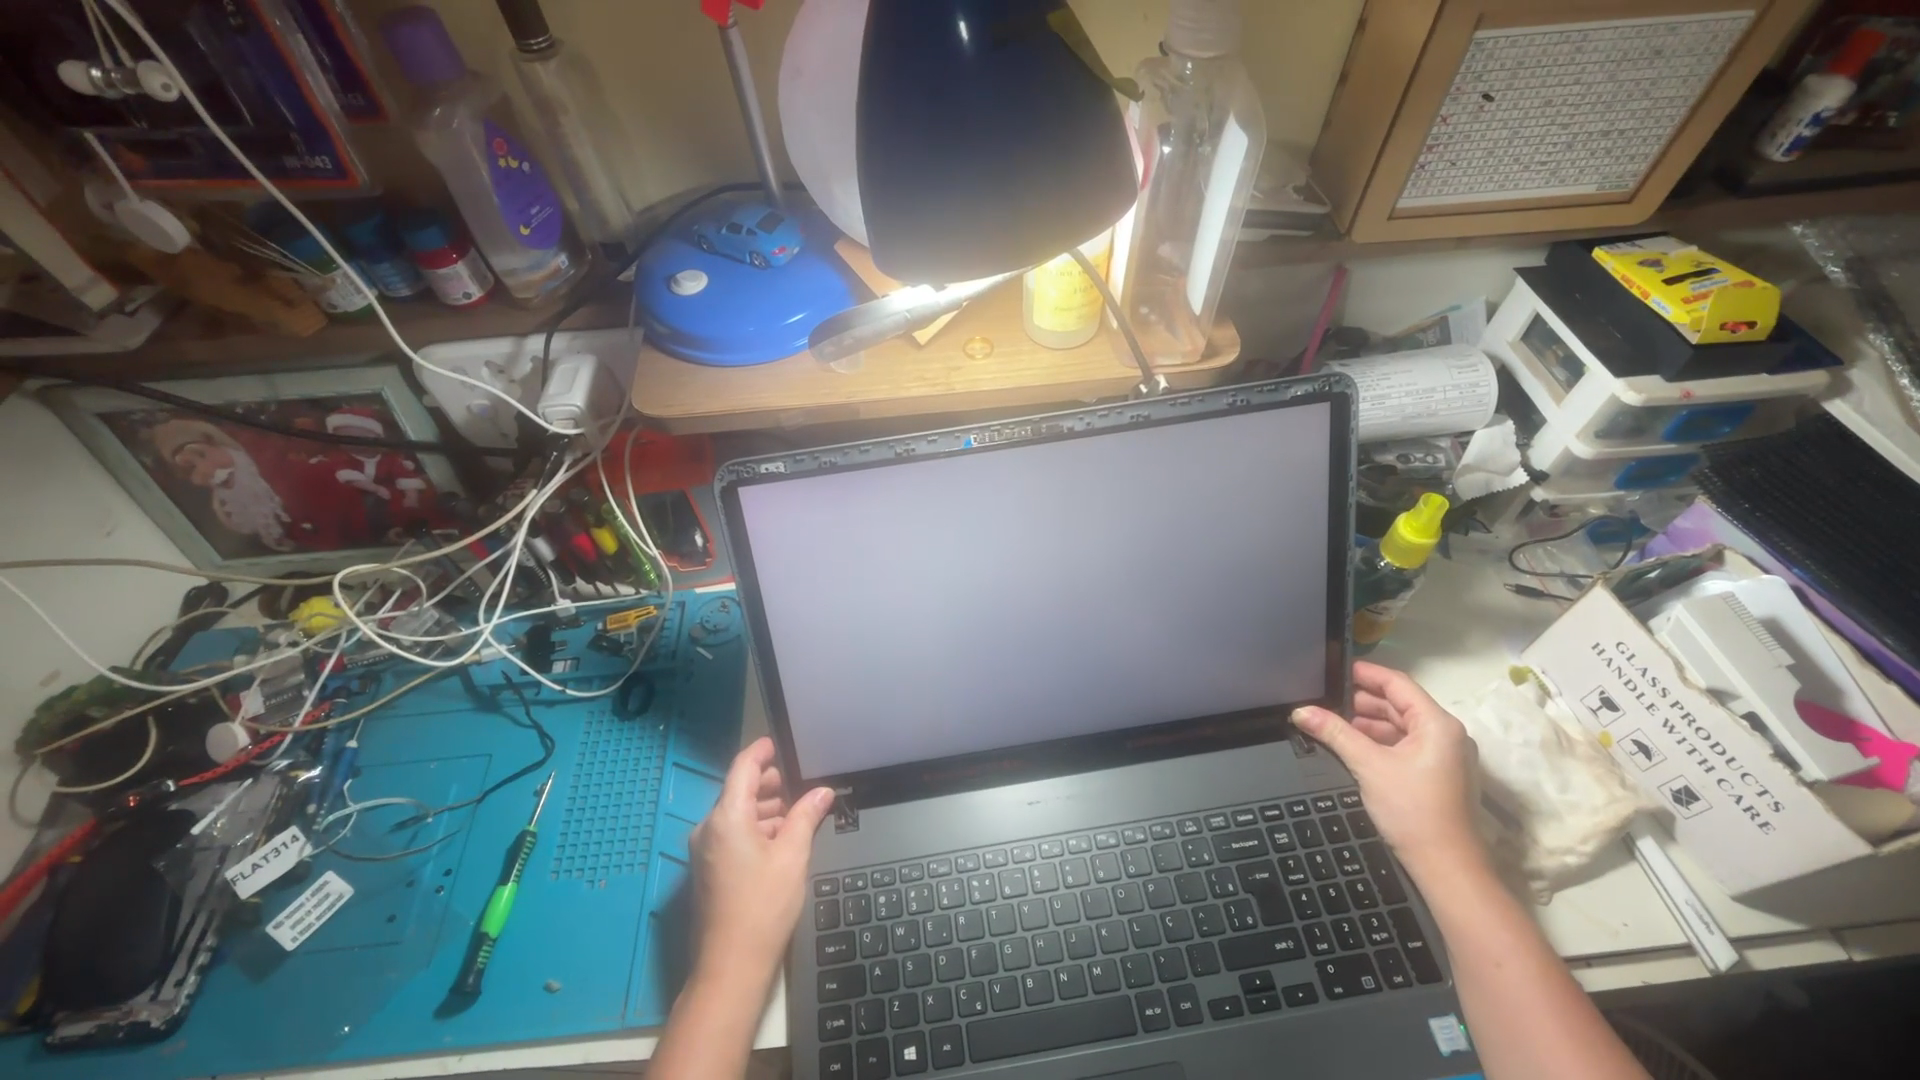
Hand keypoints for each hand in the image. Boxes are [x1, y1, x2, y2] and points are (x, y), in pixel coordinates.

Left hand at [687, 737, 834, 987]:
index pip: (742, 768)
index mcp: (726, 817)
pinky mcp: (709, 870)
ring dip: (764, 808)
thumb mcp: (793, 855)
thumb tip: (822, 792)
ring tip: (797, 809)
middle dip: (768, 783)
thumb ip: (806, 816)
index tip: (779, 743)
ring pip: (736, 815)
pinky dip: (756, 828)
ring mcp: (705, 851)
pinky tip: (781, 837)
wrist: (731, 963)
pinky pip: (732, 835)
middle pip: (738, 791)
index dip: (761, 752)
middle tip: (799, 779)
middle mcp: (709, 828)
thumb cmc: (764, 904)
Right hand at [1292, 661, 1483, 877]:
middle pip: (1400, 704)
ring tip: (1333, 721)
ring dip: (1369, 723)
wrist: (1446, 866)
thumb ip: (1334, 733)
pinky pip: (1405, 745)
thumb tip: (1301, 711)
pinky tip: (1353, 745)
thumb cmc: (1412, 809)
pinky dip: (1380, 742)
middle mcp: (1447, 734)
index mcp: (1438, 724)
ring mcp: (1445, 756)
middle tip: (1326, 698)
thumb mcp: (1368, 765)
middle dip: (1363, 701)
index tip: (1336, 669)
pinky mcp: (1438, 774)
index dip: (1367, 673)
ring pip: (1401, 727)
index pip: (1398, 684)